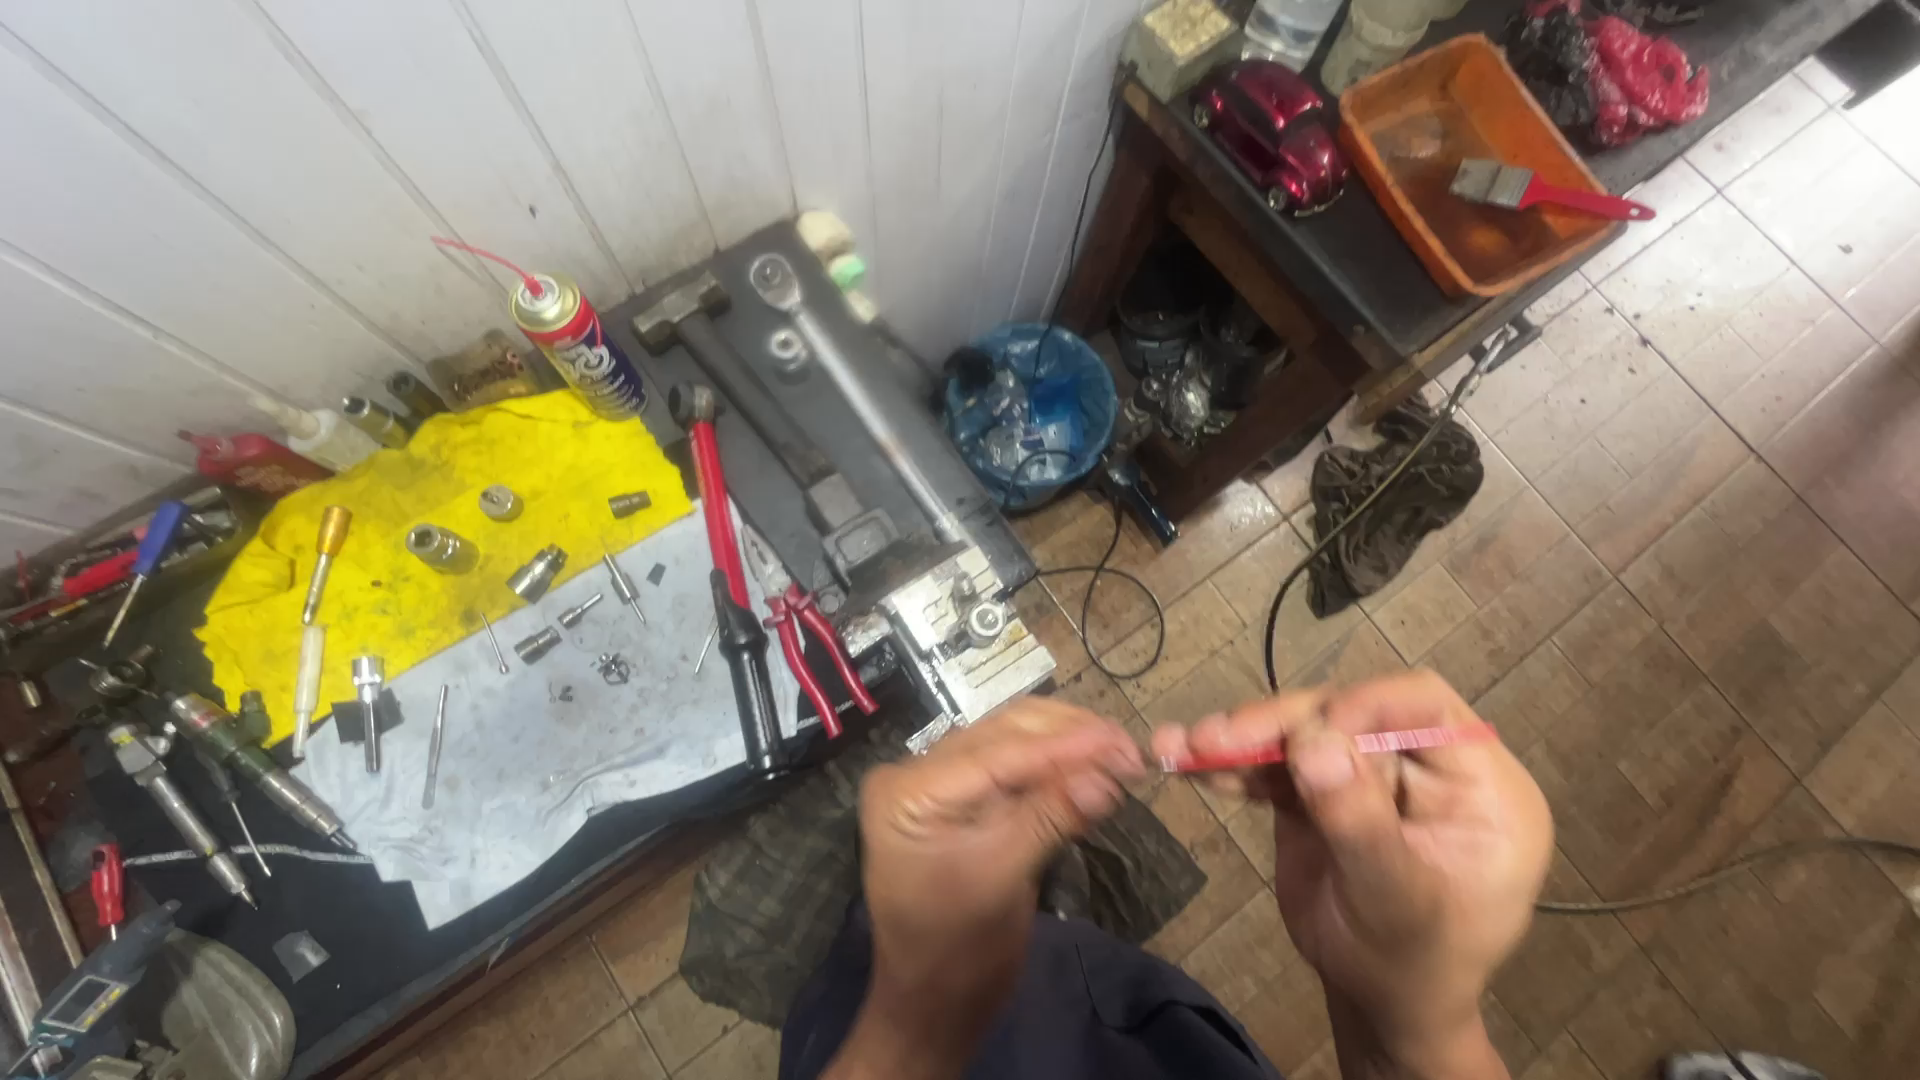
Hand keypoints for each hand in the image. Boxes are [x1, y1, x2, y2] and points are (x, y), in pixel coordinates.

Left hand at [829, 697, 1142, 1077]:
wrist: (935, 1006)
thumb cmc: (955, 954)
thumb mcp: (1001, 881)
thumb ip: (1050, 820)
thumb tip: (1107, 777)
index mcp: (907, 790)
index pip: (993, 754)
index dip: (1061, 746)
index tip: (1120, 743)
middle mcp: (916, 772)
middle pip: (1002, 734)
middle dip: (1068, 737)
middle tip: (1129, 749)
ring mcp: (939, 780)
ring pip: (1011, 740)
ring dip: (1067, 743)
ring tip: (1121, 754)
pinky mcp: (964, 795)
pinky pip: (1014, 766)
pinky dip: (1056, 766)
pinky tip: (1093, 768)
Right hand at [1151, 671, 1551, 1074]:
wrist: (1374, 1003)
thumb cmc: (1408, 963)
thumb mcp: (1393, 902)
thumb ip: (1358, 822)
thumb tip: (1312, 741)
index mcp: (1474, 784)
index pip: (1421, 707)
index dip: (1361, 704)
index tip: (1304, 735)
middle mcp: (1419, 764)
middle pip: (1343, 712)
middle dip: (1276, 724)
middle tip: (1213, 738)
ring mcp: (1364, 772)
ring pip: (1299, 731)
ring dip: (1238, 739)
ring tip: (1179, 746)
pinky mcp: (1316, 786)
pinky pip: (1271, 762)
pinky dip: (1229, 765)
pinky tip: (1188, 767)